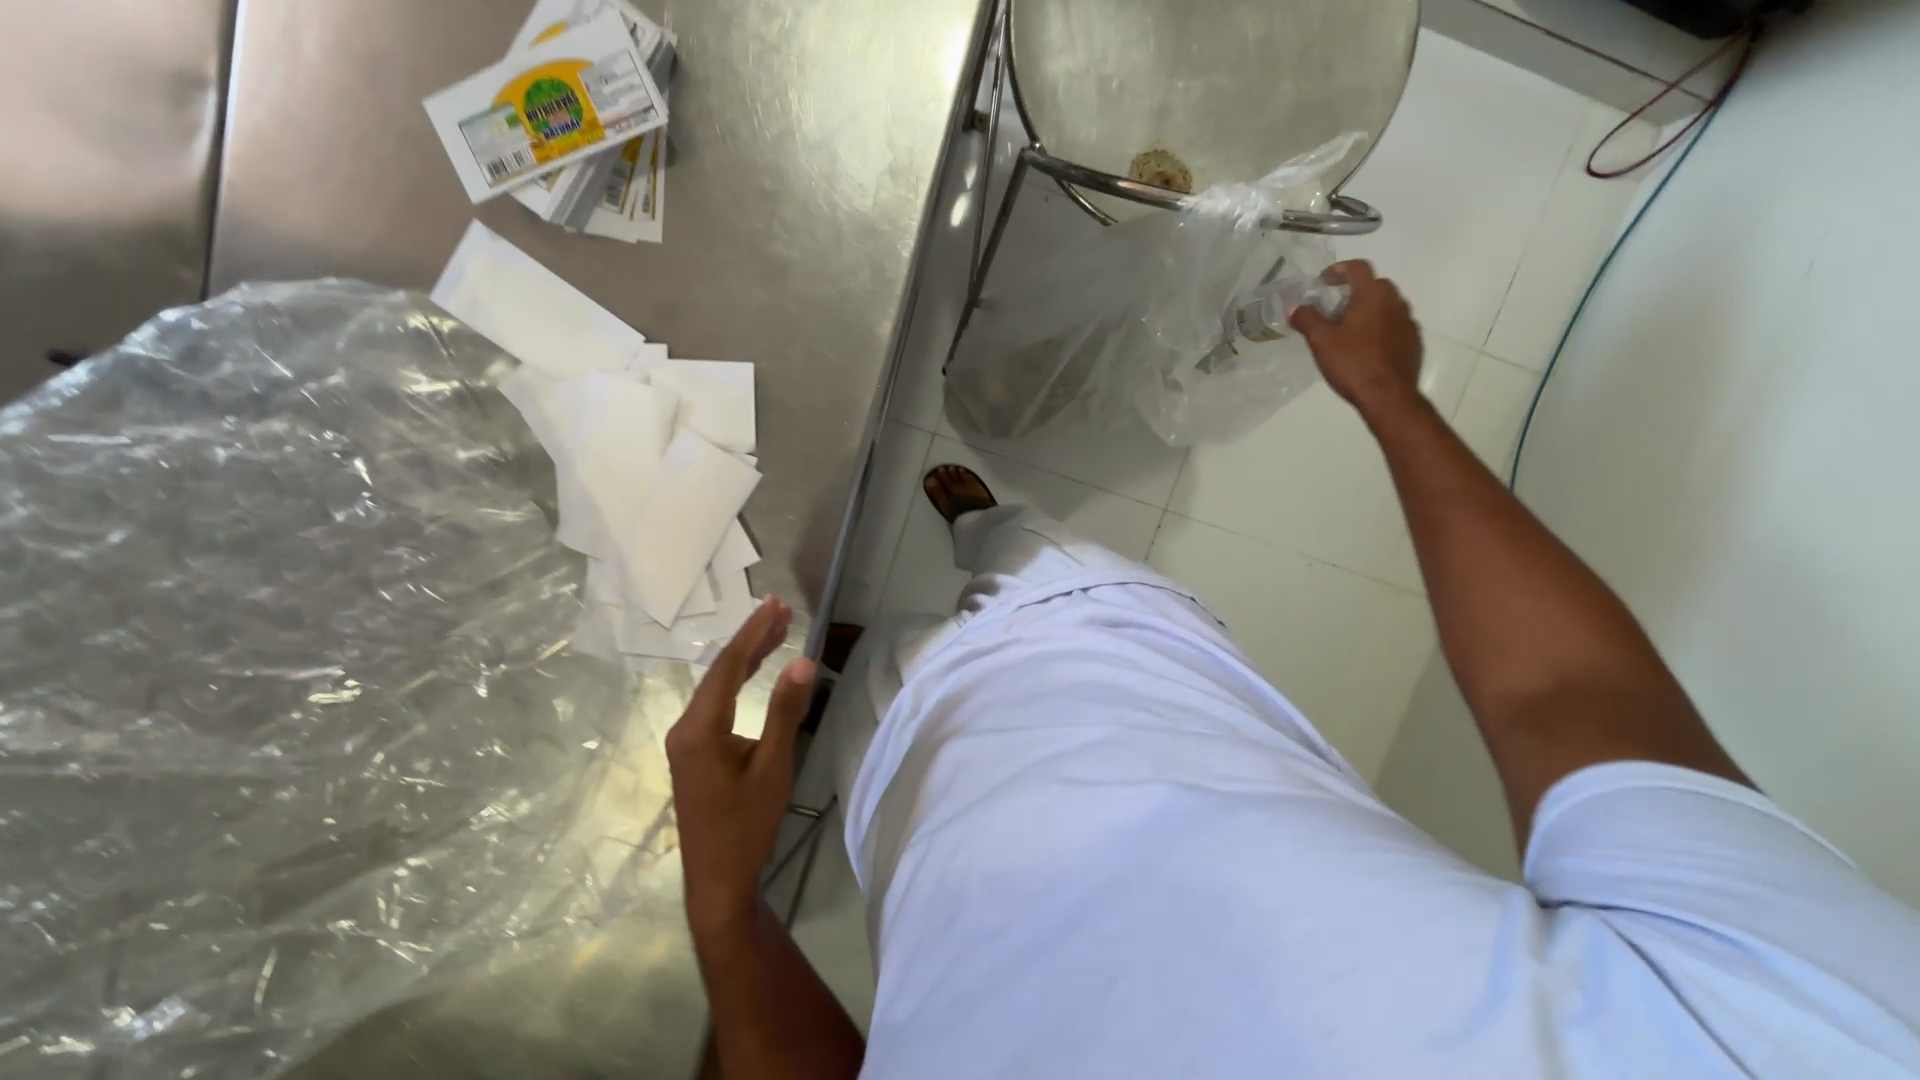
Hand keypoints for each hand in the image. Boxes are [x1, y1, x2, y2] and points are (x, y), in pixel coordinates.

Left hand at [665, 596, 818, 932]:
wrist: (717, 880)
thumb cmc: (746, 825)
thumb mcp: (773, 768)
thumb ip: (785, 712)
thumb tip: (801, 661)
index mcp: (699, 727)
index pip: (729, 666)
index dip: (754, 633)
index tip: (777, 605)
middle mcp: (685, 727)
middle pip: (720, 672)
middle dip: (751, 639)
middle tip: (781, 610)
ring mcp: (686, 741)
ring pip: (717, 688)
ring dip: (747, 660)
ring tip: (775, 632)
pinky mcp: (693, 753)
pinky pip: (716, 705)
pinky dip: (738, 683)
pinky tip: (755, 675)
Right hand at [1290, 260, 1424, 415]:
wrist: (1388, 396)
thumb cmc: (1352, 363)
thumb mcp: (1321, 341)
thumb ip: (1307, 319)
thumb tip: (1294, 308)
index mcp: (1372, 296)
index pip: (1358, 268)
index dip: (1339, 269)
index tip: (1324, 281)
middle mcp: (1395, 301)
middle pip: (1375, 284)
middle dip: (1355, 290)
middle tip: (1336, 307)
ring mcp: (1408, 321)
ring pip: (1388, 304)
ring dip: (1370, 309)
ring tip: (1351, 328)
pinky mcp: (1414, 340)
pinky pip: (1396, 324)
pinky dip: (1381, 326)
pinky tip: (1368, 346)